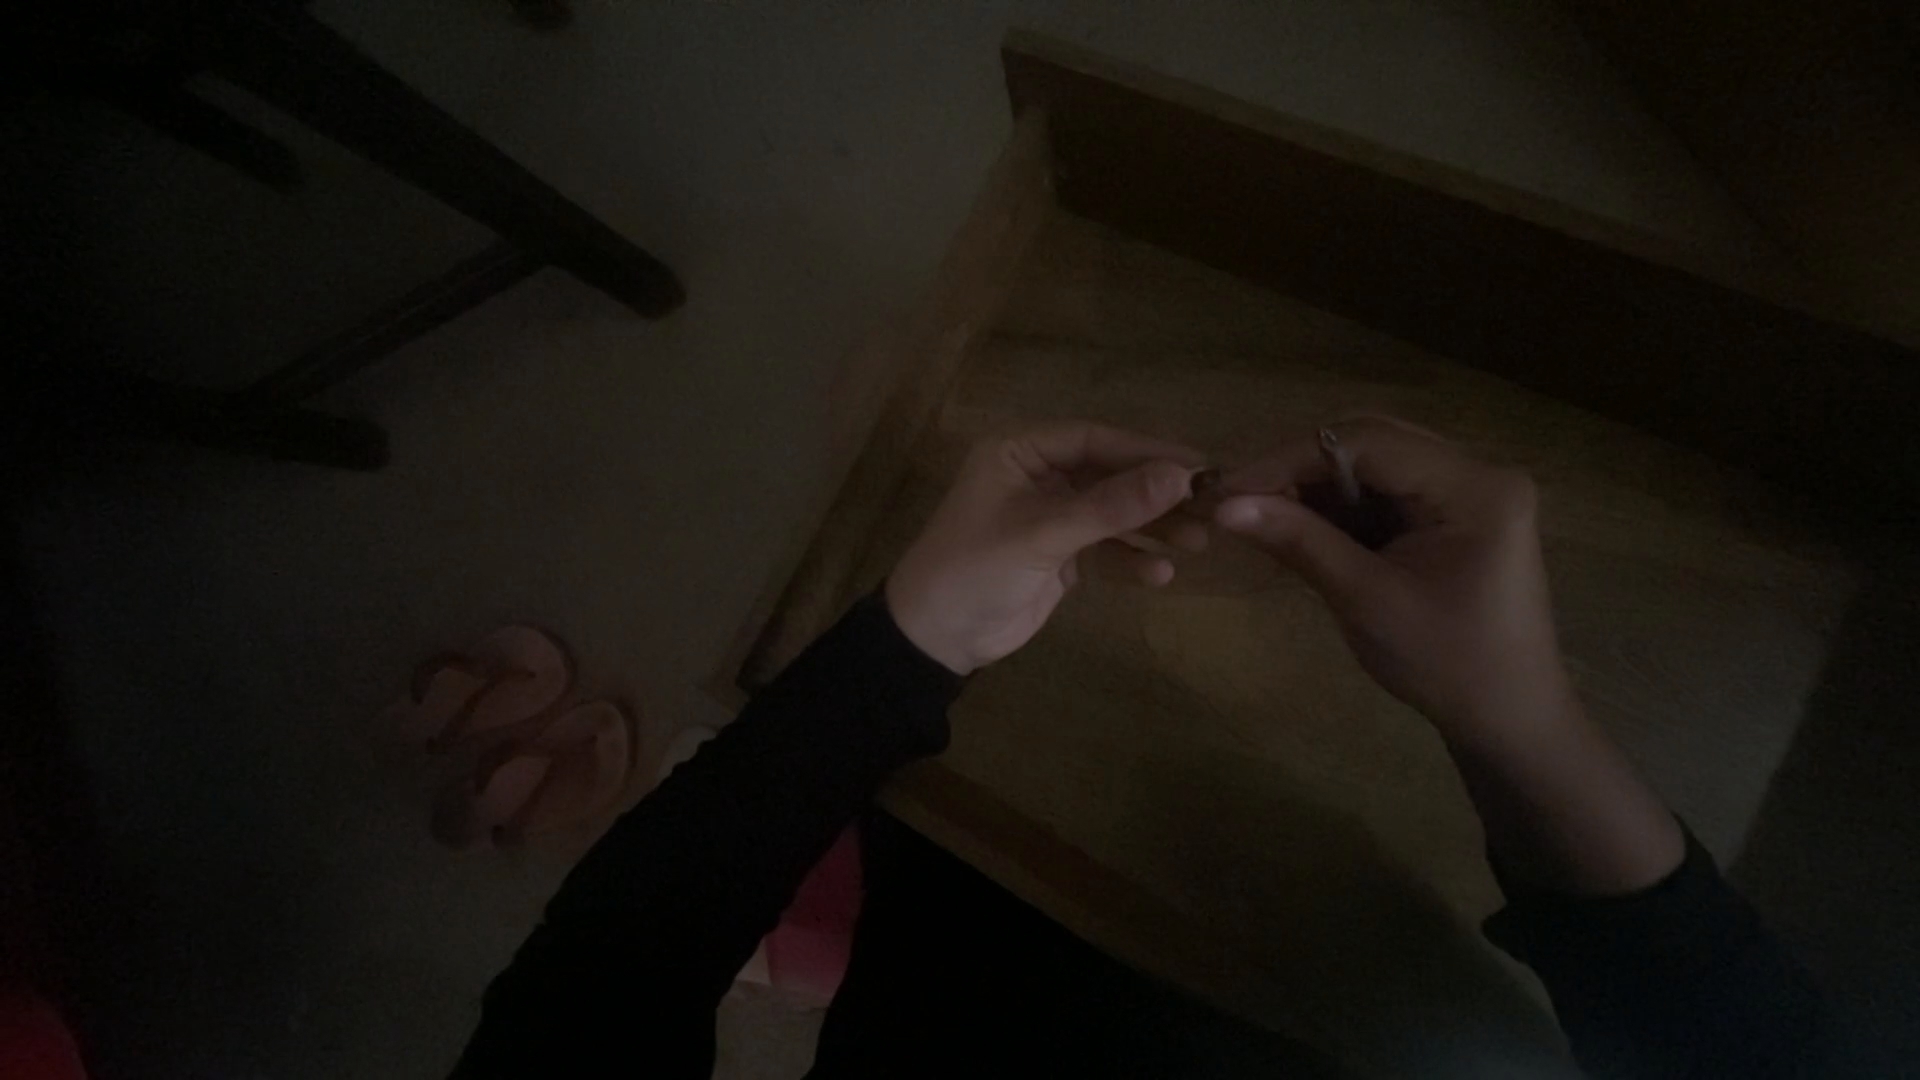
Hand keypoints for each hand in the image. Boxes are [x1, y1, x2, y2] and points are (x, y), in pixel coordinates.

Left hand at [885, 422, 1206, 674]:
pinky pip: (1103, 551)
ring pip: (1111, 514)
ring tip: (1198, 541)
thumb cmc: (975, 569)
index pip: (1094, 439)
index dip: (1146, 451)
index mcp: (1020, 452)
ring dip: (1151, 528)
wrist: (935, 637)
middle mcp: (1037, 477)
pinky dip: (1129, 561)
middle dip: (1155, 493)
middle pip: (1109, 475)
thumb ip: (1109, 507)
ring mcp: (1050, 518)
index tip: (1198, 466)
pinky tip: (1160, 576)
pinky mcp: (1058, 557)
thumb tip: (1180, 476)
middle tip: (1210, 506)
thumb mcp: (1041, 534)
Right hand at [1212, 417, 1575, 741]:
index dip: (1290, 458)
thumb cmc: (1444, 661)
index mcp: (1472, 487)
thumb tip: (1223, 506)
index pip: (1367, 443)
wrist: (1505, 714)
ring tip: (1261, 515)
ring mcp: (1460, 492)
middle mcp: (1473, 472)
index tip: (1230, 488)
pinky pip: (1376, 491)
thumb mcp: (1364, 599)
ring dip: (1312, 487)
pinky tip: (1298, 528)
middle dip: (1299, 468)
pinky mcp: (1444, 514)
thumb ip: (1298, 541)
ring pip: (1367, 464)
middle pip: (1368, 442)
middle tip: (1241, 499)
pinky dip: (1332, 507)